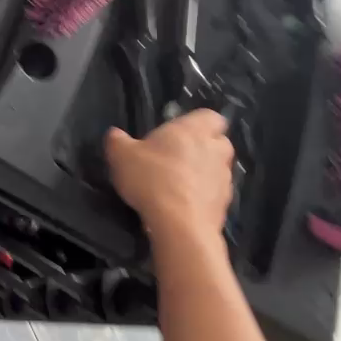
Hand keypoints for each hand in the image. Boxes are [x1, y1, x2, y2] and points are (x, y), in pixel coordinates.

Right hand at [105, 109, 235, 237]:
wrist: (180, 224)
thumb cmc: (152, 178)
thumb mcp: (120, 155)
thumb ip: (117, 140)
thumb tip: (115, 134)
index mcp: (193, 130)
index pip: (210, 116)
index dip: (198, 122)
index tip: (179, 130)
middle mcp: (214, 150)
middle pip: (218, 142)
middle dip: (203, 146)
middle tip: (176, 155)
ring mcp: (224, 178)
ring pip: (217, 168)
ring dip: (202, 171)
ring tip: (177, 183)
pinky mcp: (225, 203)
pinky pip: (214, 192)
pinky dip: (202, 194)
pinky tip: (181, 203)